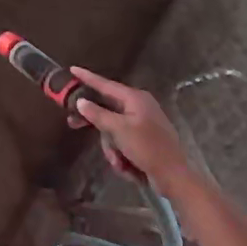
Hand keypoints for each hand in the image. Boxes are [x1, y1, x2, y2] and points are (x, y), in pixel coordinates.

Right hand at [67, 68, 195, 192]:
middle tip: (73, 124)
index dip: (88, 78)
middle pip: (107, 110)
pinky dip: (121, 154)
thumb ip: (98, 114)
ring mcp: (141, 123)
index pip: (106, 84)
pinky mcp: (142, 139)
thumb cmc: (147, 148)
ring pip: (112, 130)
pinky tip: (126, 167)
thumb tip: (81, 101)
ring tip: (119, 163)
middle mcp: (138, 107)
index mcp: (135, 98)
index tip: (72, 69)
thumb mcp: (119, 130)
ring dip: (112, 148)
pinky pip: (122, 141)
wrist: (174, 176)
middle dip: (96, 125)